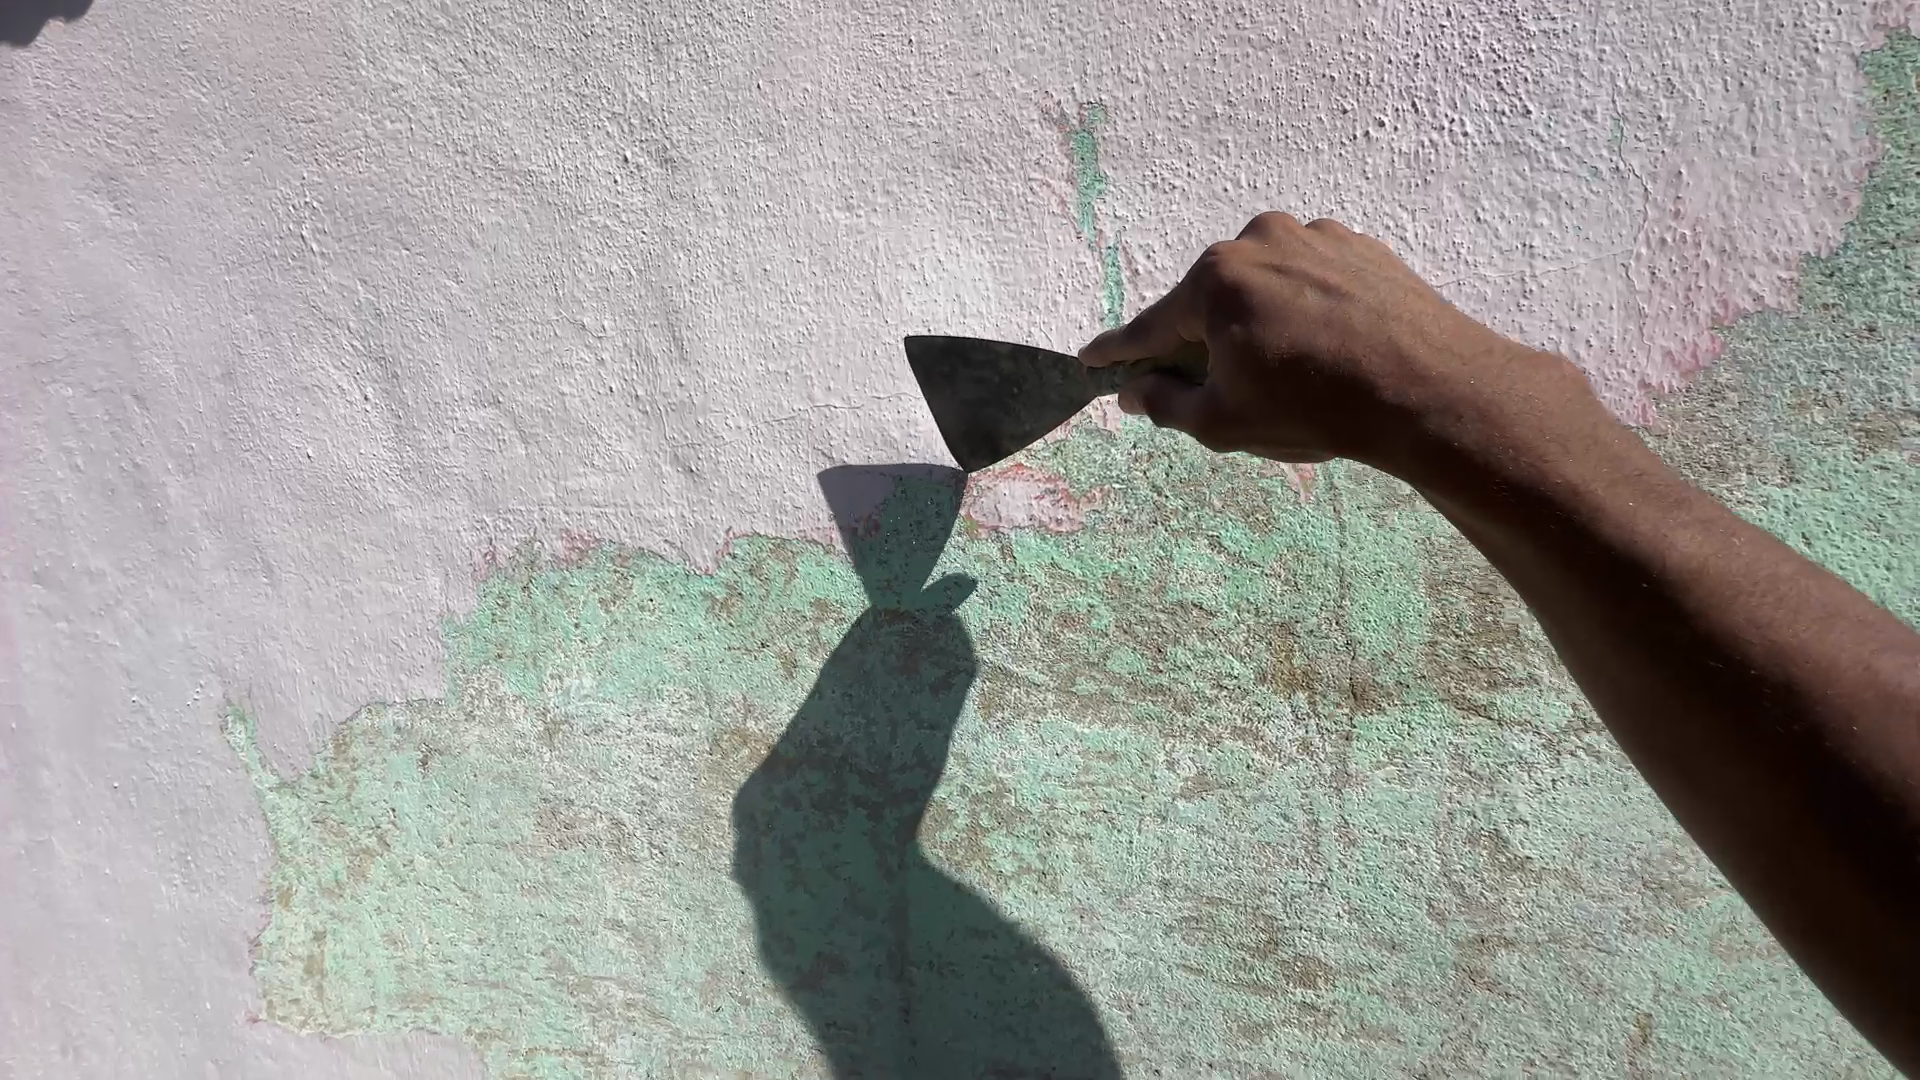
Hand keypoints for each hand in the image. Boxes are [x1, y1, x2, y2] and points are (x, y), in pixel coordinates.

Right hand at [1079, 212, 1598, 476]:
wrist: (1430, 390)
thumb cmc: (1310, 408)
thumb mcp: (1219, 421)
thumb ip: (1164, 403)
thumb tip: (1132, 391)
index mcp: (1215, 280)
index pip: (1149, 328)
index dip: (1116, 352)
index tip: (1089, 359)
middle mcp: (1258, 241)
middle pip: (1205, 303)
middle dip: (1197, 343)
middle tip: (1210, 386)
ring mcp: (1314, 236)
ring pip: (1258, 289)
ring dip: (1250, 326)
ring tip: (1279, 372)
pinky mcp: (1360, 247)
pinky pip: (1304, 281)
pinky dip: (1295, 311)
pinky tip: (1317, 349)